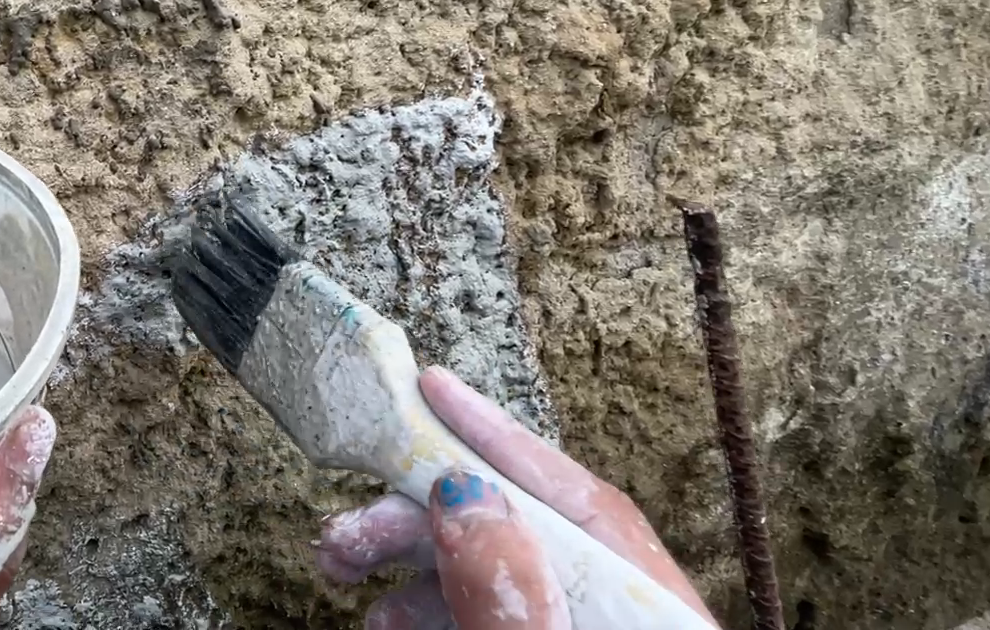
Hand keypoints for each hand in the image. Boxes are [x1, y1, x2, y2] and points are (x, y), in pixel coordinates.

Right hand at [315, 367, 717, 629]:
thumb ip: (510, 599)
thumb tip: (463, 494)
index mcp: (648, 615)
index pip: (580, 502)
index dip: (497, 433)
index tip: (430, 384)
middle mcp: (617, 613)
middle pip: (515, 530)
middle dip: (415, 513)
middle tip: (346, 525)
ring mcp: (580, 626)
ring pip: (489, 569)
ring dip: (405, 559)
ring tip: (341, 566)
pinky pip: (485, 610)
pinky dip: (428, 602)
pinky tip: (387, 614)